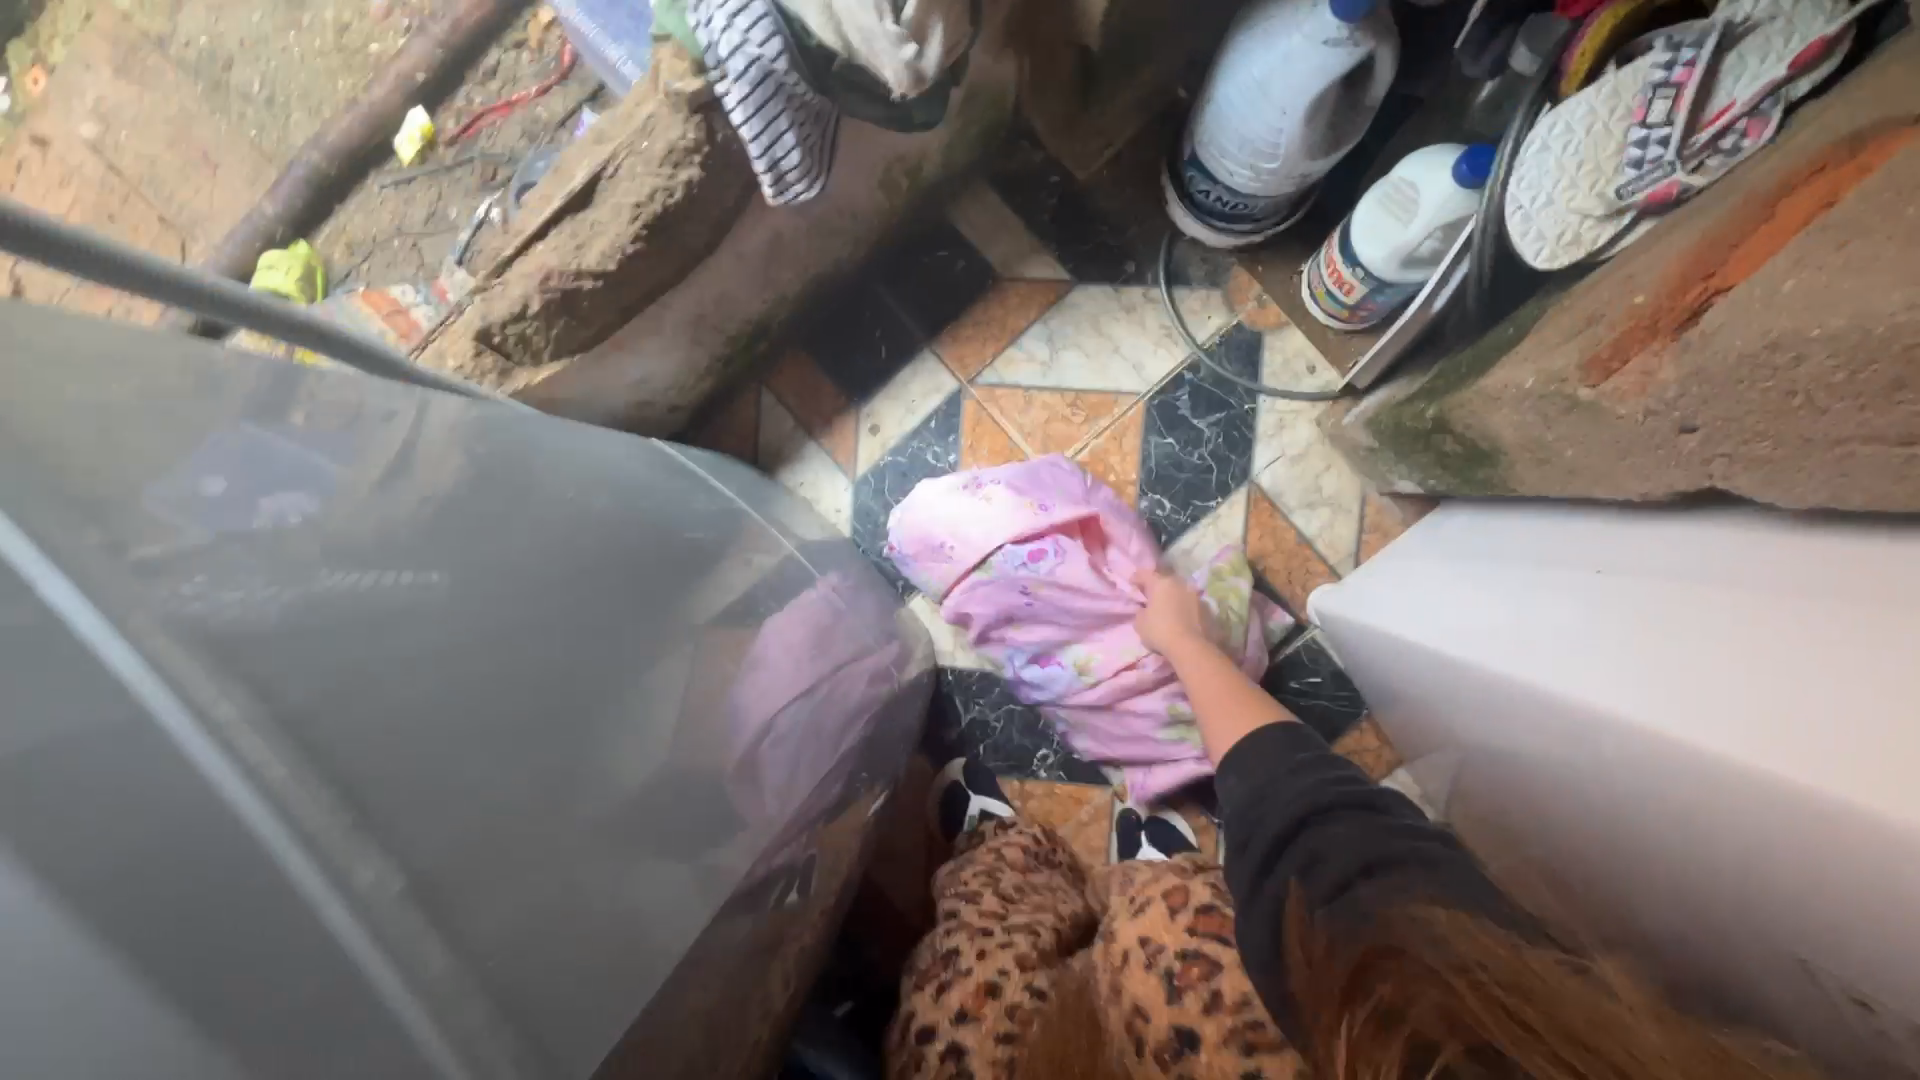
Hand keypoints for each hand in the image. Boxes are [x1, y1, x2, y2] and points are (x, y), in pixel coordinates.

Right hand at [1131, 568, 1213, 657]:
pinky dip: (1184, 608)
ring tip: (1167, 610)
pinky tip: (1181, 619)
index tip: (1132, 585)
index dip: (1136, 578)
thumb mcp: (1139, 623)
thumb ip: (1140, 611)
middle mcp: (1179, 584)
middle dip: (1156, 588)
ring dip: (1172, 598)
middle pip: (1164, 581)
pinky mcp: (1206, 608)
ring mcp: (1195, 595)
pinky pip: (1190, 604)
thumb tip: (1145, 609)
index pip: (1144, 574)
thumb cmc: (1160, 631)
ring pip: (1179, 592)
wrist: (1191, 647)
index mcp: (1161, 583)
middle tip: (1150, 598)